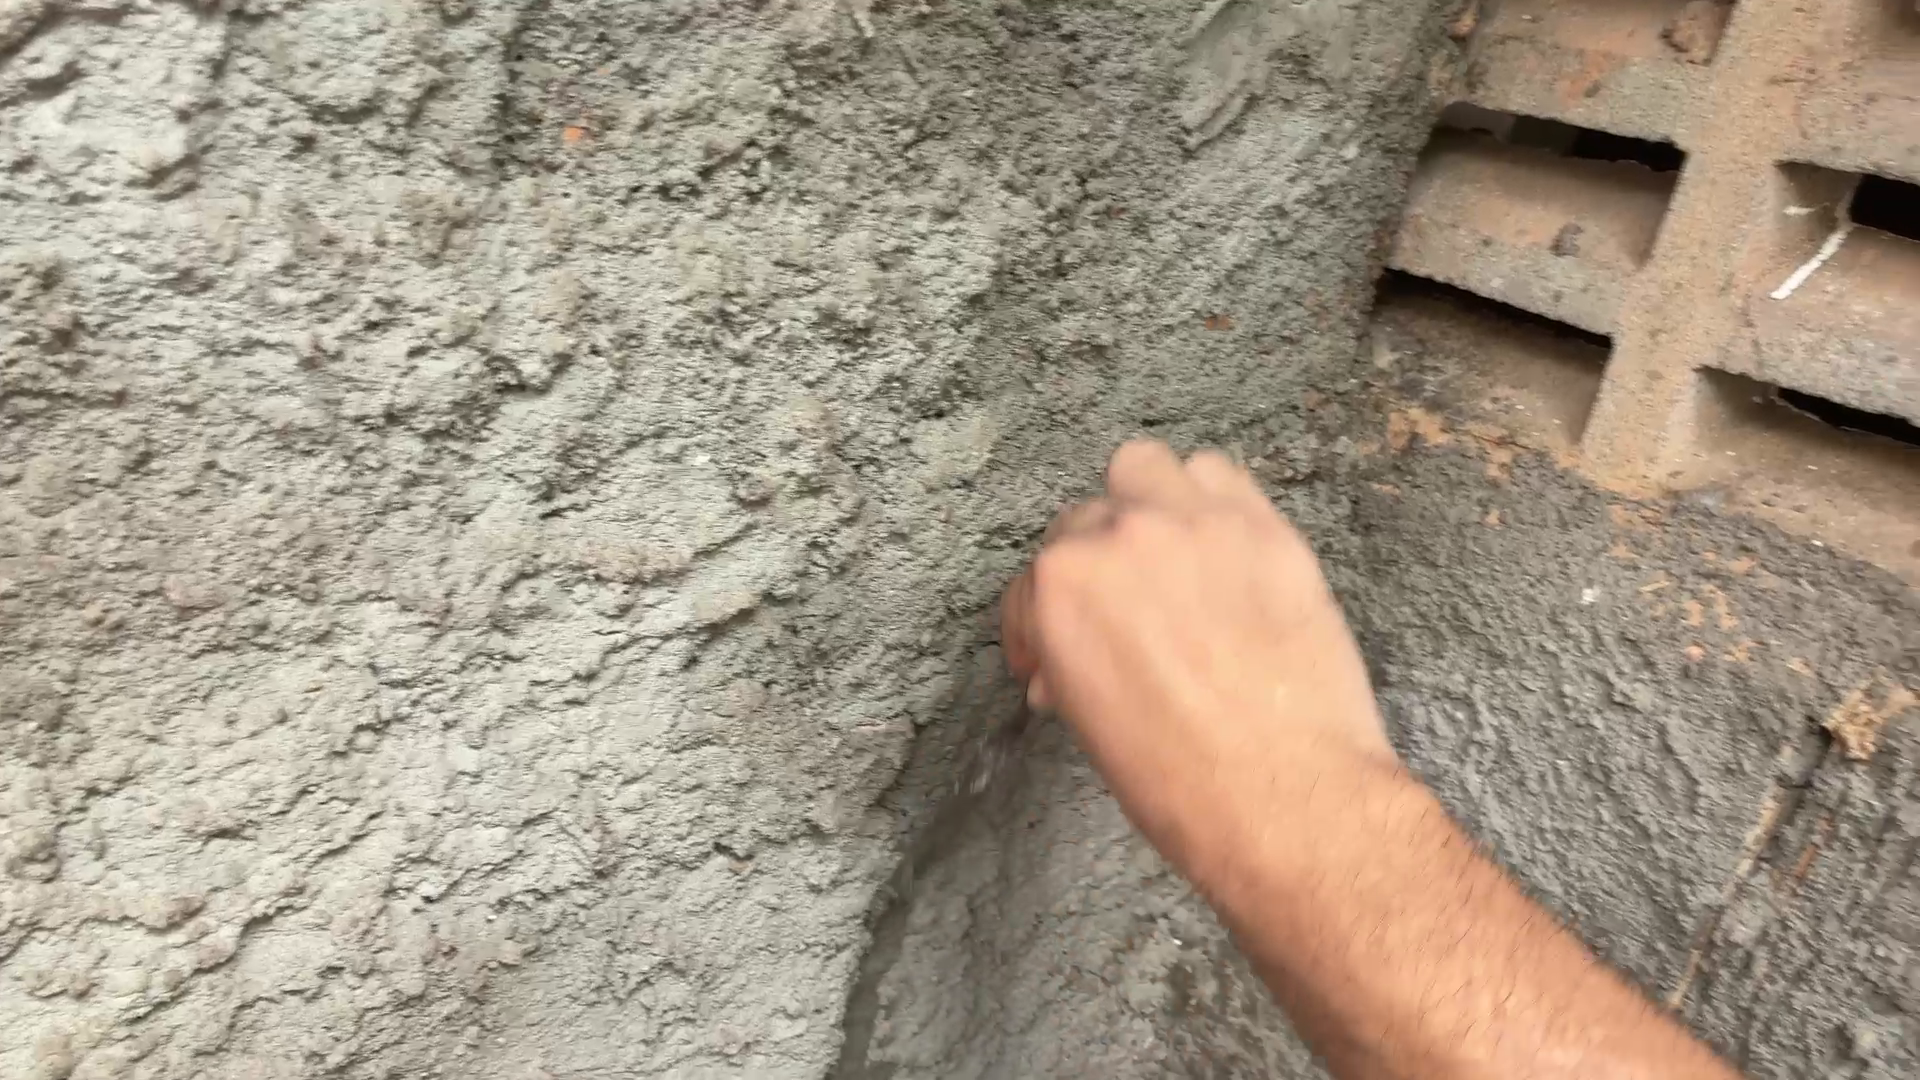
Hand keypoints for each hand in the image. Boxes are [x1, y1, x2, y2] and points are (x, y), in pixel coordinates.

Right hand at [999, 439, 1395, 891]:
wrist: (1282, 796)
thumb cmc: (1171, 776)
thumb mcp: (1087, 716)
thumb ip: (1068, 657)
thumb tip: (1068, 655)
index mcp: (1059, 588)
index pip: (1031, 582)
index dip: (1037, 623)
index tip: (1051, 652)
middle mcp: (1116, 538)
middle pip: (1082, 521)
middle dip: (1091, 568)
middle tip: (1120, 609)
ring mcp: (1191, 522)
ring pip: (1143, 468)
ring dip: (1142, 503)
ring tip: (1164, 550)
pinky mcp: (1260, 526)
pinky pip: (1217, 476)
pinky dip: (1207, 500)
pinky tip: (1216, 543)